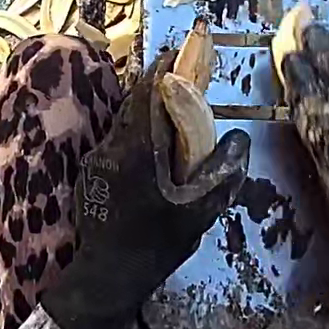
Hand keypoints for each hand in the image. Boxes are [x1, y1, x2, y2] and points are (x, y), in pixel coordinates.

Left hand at [43, 59, 249, 328]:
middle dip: (153, 85)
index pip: (148, 95)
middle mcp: (113, 146)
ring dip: (142, 109)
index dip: (162, 71)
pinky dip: (132, 130)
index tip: (176, 55)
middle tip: (175, 74)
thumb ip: (221, 173)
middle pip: (133, 103)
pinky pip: (114, 140)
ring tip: (165, 106)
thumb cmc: (156, 243)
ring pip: (122, 121)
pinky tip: (147, 143)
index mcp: (140, 149)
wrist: (107, 273)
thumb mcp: (198, 212)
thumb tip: (238, 138)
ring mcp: (97, 157)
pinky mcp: (90, 170)